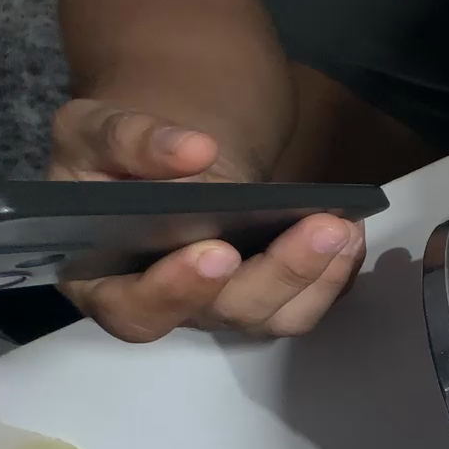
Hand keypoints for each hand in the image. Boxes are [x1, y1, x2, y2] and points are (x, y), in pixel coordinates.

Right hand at [49, 99, 363, 341]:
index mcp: (104, 280)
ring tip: (343, 226)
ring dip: (323, 274)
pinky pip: (319, 300)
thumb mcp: (96, 133)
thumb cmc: (121, 161)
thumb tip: (192, 149)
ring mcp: (234, 309)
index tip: (216, 251)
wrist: (176, 169)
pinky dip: (340, 269)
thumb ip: (125, 140)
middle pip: (234, 311)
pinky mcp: (280, 302)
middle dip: (283, 270)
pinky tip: (352, 230)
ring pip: (287, 315)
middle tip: (321, 227)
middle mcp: (177, 307)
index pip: (136, 309)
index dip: (176, 290)